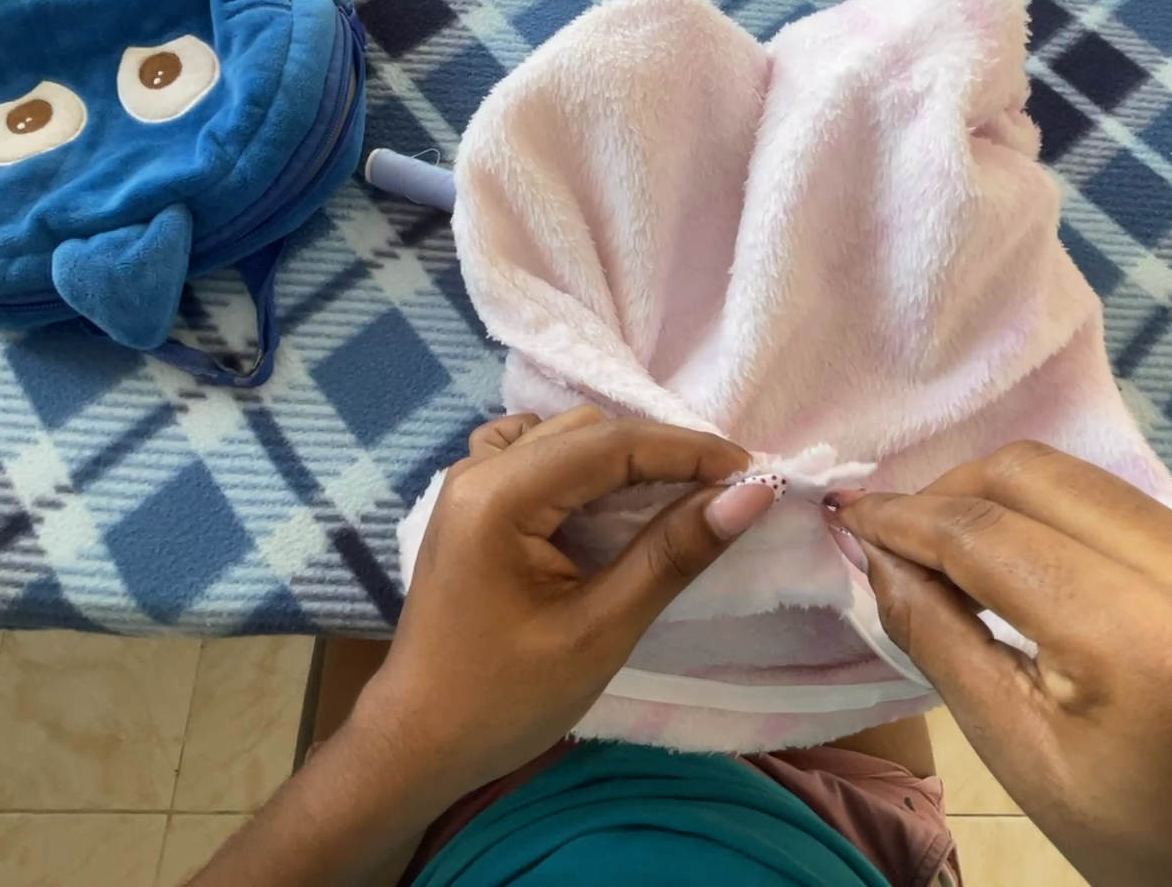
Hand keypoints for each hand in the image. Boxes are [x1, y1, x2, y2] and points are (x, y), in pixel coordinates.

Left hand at [350, 407, 773, 799]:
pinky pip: (537, 451)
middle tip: (725, 490)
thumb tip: (748, 496)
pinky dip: (584, 463)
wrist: (419, 740)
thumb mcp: (600, 630)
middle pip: (589, 430)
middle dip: (662, 453)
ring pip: (566, 434)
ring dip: (626, 457)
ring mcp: (469, 478)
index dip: (687, 450)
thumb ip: (672, 553)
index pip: (611, 444)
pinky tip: (604, 494)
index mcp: (499, 496)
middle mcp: (479, 468)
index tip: (752, 470)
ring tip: (678, 494)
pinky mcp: (473, 498)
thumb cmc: (506, 699)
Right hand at [828, 442, 1171, 886]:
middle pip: (1033, 473)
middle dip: (946, 491)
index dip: (903, 517)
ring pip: (1079, 478)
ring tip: (958, 548)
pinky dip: (1056, 519)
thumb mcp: (1018, 756)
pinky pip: (1126, 509)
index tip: (849, 513)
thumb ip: (934, 636)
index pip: (987, 536)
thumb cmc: (1149, 858)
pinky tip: (1033, 565)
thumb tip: (875, 552)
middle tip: (903, 537)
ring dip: (998, 499)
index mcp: (1148, 648)